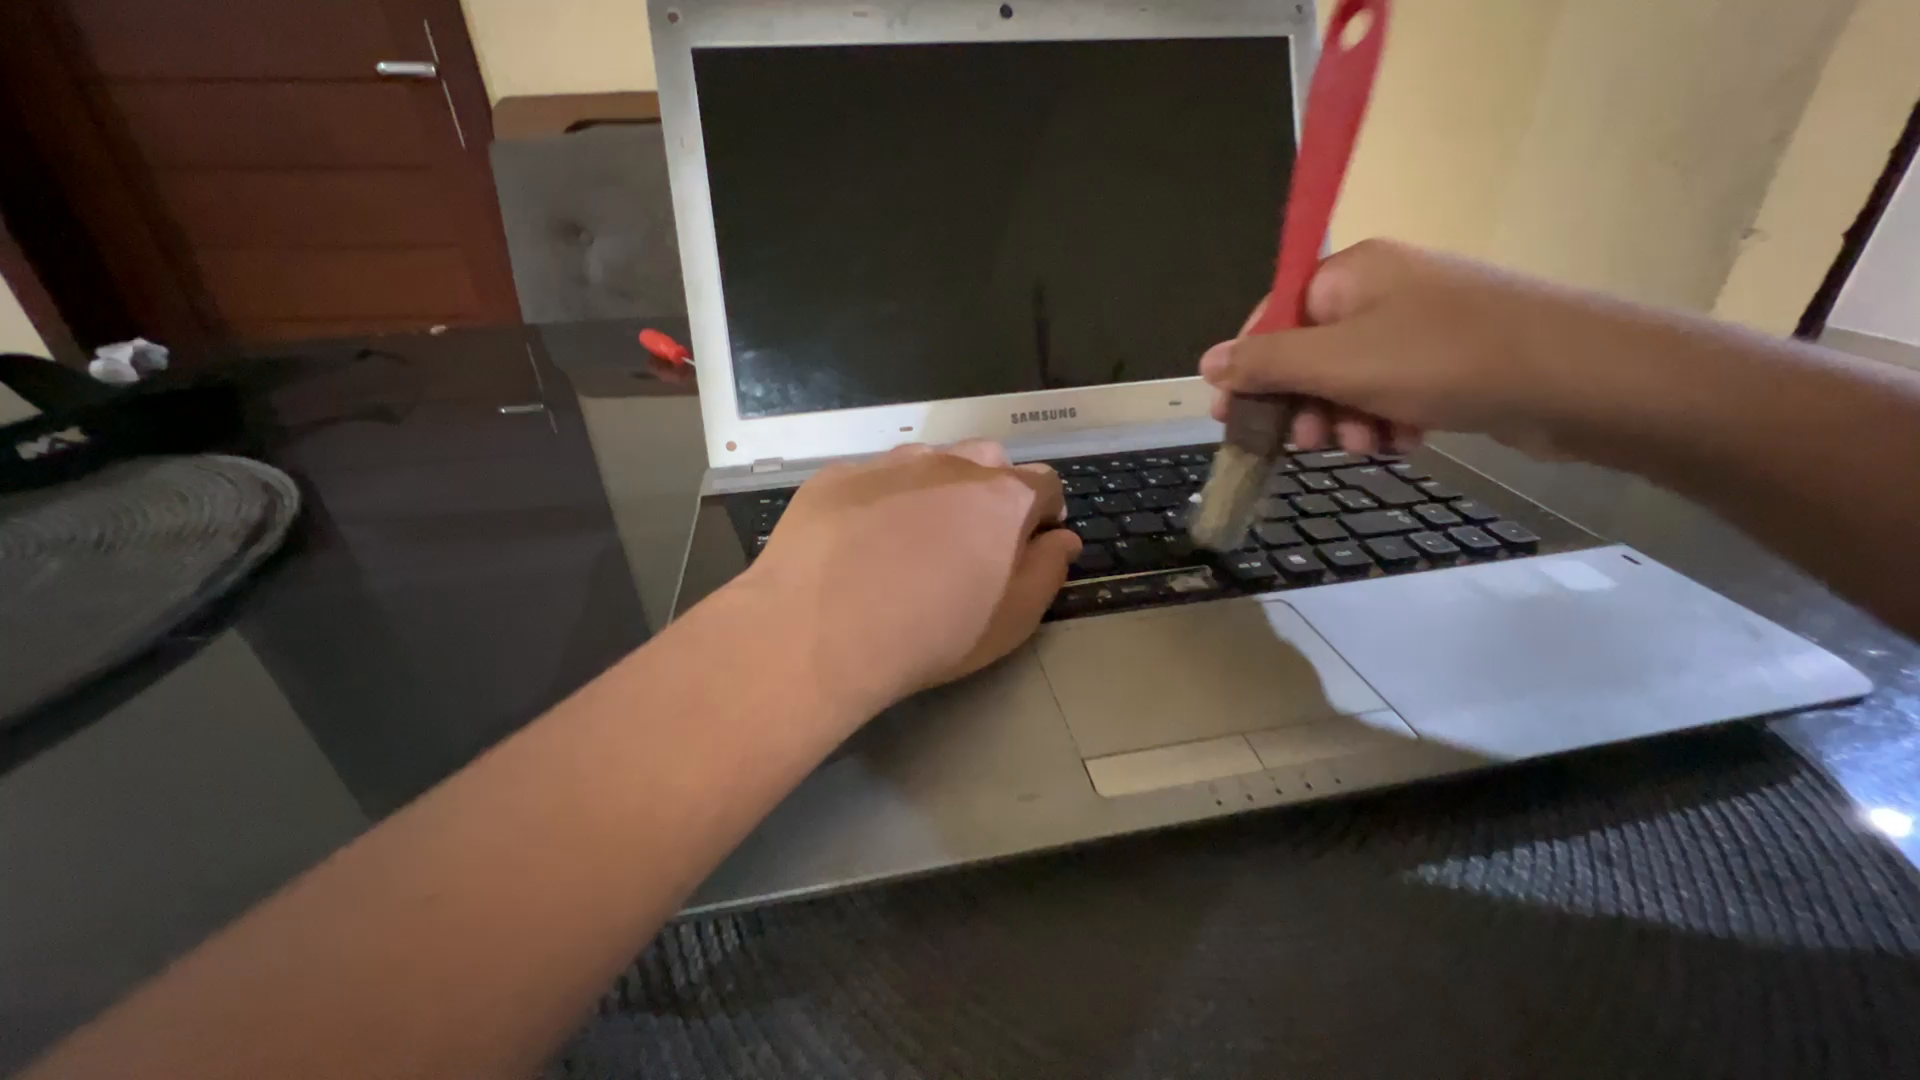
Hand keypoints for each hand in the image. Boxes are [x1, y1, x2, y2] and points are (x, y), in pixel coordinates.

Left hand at [739, 441, 1080, 715]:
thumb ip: (1047, 571)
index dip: (1043, 514)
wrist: (819, 633)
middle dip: (992, 492)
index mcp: (1002, 496)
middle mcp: (949, 464)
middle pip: (988, 461)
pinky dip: (879, 500)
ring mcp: (888, 464)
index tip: (1030, 544)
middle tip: (972, 542)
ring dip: (935, 491)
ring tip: (911, 540)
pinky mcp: (836, 476)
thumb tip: (1062, 539)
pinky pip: (872, 479)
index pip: (1044, 484)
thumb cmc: (931, 634)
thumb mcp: (1011, 620)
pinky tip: (859, 542)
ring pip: (928, 463)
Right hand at [1199, 239, 1603, 459]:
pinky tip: (1402, 441)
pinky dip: (1385, 420)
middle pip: (1308, 353)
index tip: (1234, 419)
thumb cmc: (1444, 360)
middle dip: (1304, 404)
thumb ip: (1266, 363)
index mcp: (1349, 273)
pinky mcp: (1447, 360)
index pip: (1272, 316)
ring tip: (1364, 445)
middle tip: (1310, 443)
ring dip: (1344, 419)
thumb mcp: (1338, 362)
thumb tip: (1207, 363)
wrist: (1580, 379)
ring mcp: (1417, 324)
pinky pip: (1389, 392)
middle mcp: (1380, 290)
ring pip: (1348, 381)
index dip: (1250, 369)